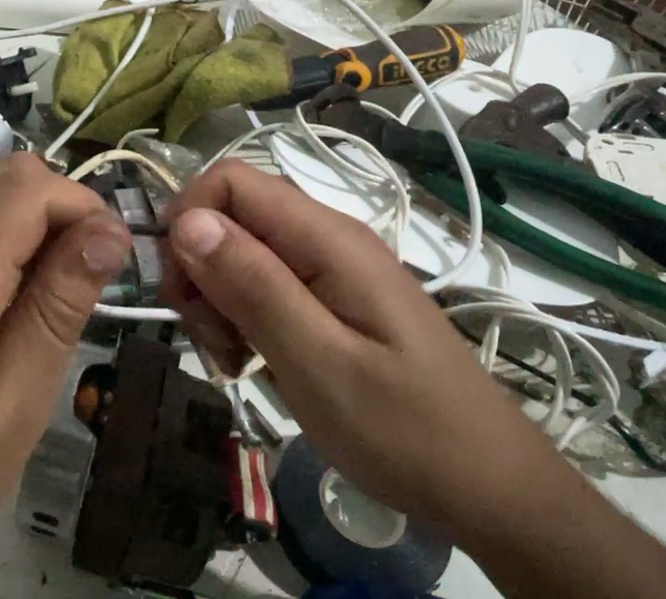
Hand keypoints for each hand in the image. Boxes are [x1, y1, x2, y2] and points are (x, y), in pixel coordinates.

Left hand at [0, 154, 131, 598]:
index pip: (28, 191)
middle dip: (58, 206)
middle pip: (1, 177)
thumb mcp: (17, 407)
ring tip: (42, 269)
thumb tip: (109, 231)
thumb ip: (58, 307)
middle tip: (86, 273)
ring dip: (17, 206)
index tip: (114, 257)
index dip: (83, 207)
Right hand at [158, 159, 562, 525]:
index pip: (230, 180)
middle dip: (198, 269)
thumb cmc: (405, 429)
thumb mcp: (319, 363)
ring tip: (233, 360)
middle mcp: (327, 238)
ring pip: (240, 253)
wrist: (487, 485)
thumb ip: (254, 286)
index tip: (178, 290)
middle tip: (208, 338)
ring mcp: (330, 269)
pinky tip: (250, 362)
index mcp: (328, 239)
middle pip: (230, 216)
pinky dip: (240, 318)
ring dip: (216, 300)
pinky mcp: (329, 299)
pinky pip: (263, 286)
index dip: (188, 220)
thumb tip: (187, 220)